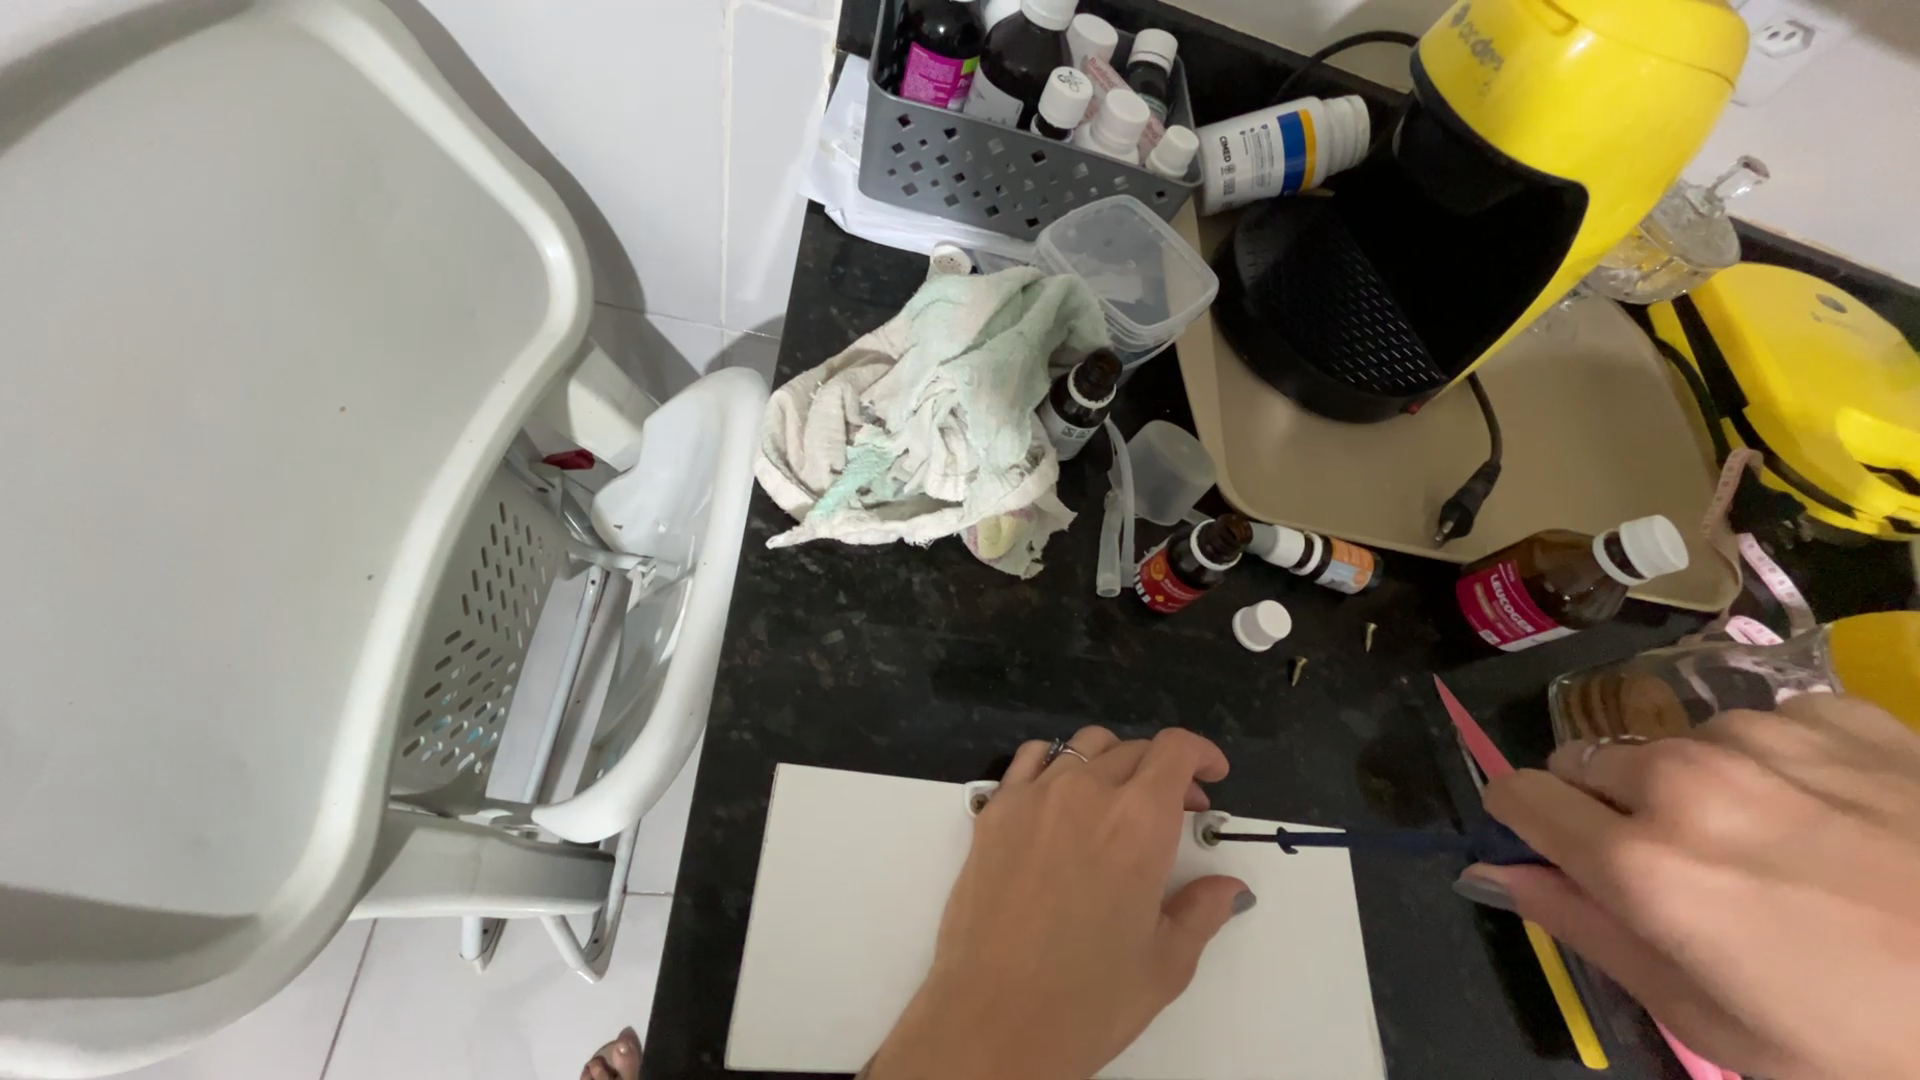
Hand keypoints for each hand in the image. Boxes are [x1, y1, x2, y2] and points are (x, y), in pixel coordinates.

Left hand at [866, 727, 1251, 1079]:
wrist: (994, 1015)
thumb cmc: (1088, 999)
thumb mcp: (1164, 963)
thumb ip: (1201, 911)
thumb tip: (1230, 887)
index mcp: (1139, 822)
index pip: (1175, 750)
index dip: (1201, 753)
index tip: (1211, 775)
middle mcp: (1087, 792)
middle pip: (1133, 749)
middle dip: (1163, 770)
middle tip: (1174, 810)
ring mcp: (1035, 794)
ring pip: (1083, 746)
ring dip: (1113, 762)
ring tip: (1117, 800)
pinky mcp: (996, 808)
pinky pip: (1031, 758)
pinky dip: (1056, 763)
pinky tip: (1061, 796)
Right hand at [1473, 694, 1919, 1079]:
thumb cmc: (1883, 1044)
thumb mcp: (1720, 1023)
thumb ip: (1585, 930)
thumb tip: (1497, 872)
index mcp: (1642, 864)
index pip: (1516, 795)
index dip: (1527, 823)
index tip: (1560, 851)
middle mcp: (1681, 780)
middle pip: (1584, 764)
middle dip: (1609, 808)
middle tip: (1690, 869)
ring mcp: (1763, 738)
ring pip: (1670, 746)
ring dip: (1695, 785)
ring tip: (1787, 846)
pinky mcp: (1839, 716)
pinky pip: (1760, 726)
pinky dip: (1776, 764)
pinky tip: (1845, 815)